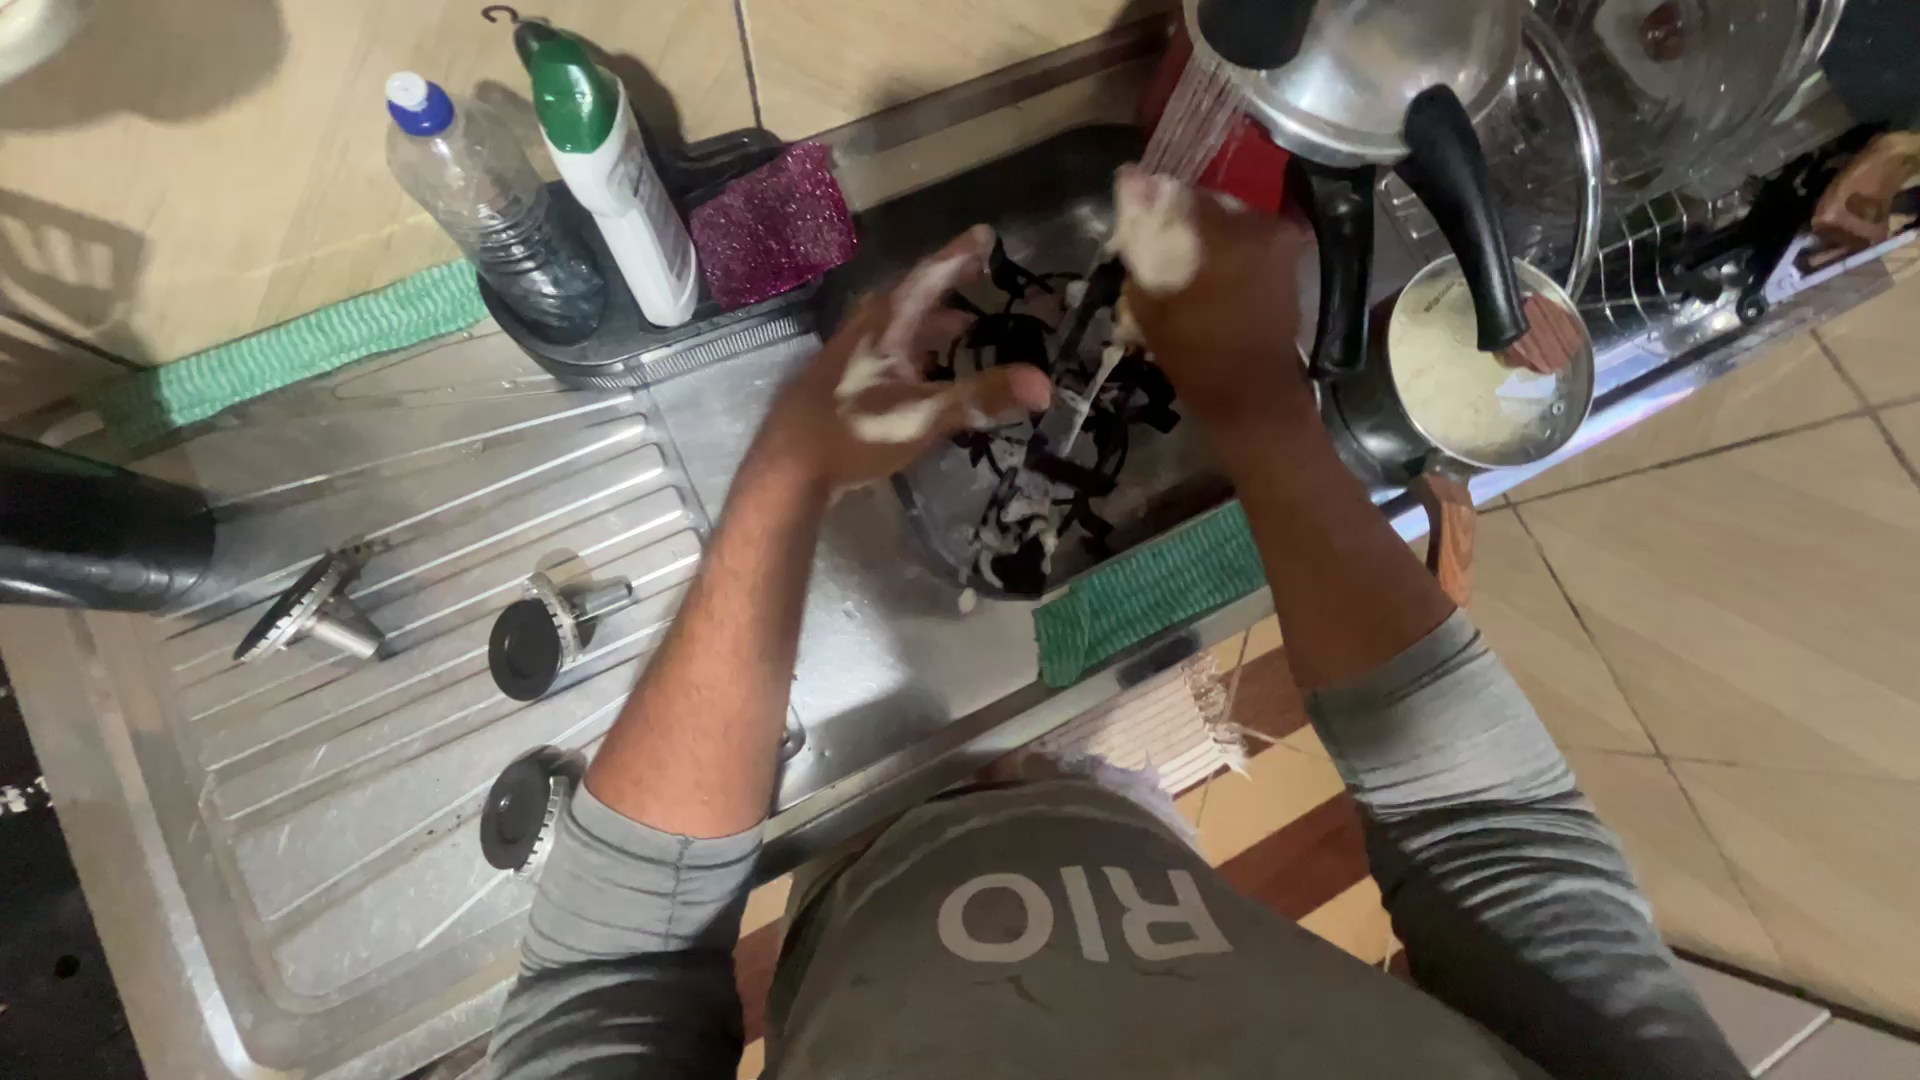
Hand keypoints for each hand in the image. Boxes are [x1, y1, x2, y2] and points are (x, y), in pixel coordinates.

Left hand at [755, 227, 1052, 492]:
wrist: (789, 467)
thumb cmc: (856, 433)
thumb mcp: (924, 415)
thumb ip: (981, 398)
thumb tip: (1043, 384)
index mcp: (886, 325)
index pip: (929, 277)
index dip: (959, 256)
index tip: (985, 234)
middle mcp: (865, 330)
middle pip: (911, 299)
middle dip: (946, 290)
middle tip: (976, 283)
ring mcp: (847, 355)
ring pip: (896, 327)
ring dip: (930, 326)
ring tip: (961, 331)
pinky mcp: (839, 382)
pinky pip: (885, 352)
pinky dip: (912, 353)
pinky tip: (921, 376)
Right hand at [1113, 167, 1314, 432]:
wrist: (1254, 396)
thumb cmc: (1197, 357)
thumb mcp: (1152, 308)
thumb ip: (1139, 252)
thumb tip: (1128, 214)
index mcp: (1224, 233)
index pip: (1177, 194)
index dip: (1147, 195)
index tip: (1126, 195)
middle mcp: (1259, 225)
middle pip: (1206, 203)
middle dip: (1176, 216)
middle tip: (1150, 236)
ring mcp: (1280, 242)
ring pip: (1227, 221)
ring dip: (1200, 233)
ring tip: (1175, 256)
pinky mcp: (1287, 262)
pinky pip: (1245, 241)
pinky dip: (1222, 250)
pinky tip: (1202, 272)